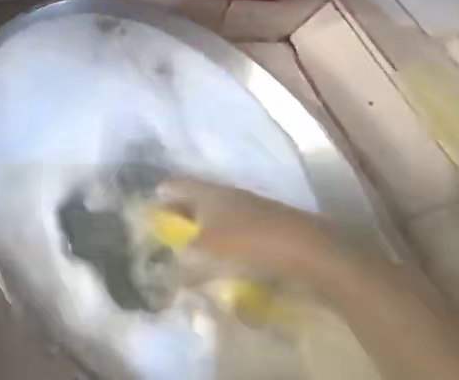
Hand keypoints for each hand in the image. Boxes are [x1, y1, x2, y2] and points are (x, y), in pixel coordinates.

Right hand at [154, 177, 344, 283]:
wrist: (306, 247)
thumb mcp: (212, 254)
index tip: (152, 197)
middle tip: (169, 222)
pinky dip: (225, 236)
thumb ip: (189, 263)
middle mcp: (226, 194)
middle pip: (199, 197)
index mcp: (209, 192)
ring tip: (194, 241)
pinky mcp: (266, 226)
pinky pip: (236, 227)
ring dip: (205, 223)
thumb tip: (171, 275)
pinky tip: (225, 253)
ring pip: (219, 211)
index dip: (165, 190)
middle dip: (184, 208)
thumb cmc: (250, 241)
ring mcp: (249, 208)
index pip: (180, 184)